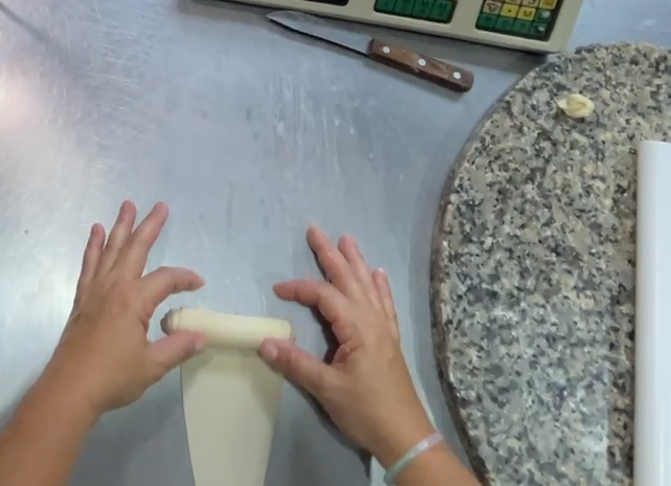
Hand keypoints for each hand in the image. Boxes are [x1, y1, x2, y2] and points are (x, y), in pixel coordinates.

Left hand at [40, 200, 205, 415]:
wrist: (71, 386)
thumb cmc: (113, 376)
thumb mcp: (153, 365)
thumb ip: (178, 347)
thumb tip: (201, 335)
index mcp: (134, 300)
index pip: (166, 279)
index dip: (185, 278)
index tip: (198, 283)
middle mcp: (114, 286)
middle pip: (135, 248)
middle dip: (149, 226)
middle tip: (160, 206)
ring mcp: (96, 289)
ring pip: (111, 249)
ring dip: (121, 226)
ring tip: (127, 205)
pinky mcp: (83, 296)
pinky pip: (89, 262)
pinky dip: (93, 245)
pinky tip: (96, 231)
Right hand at [259, 227, 434, 462]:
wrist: (407, 439)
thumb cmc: (366, 411)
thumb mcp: (327, 389)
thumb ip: (296, 364)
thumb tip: (264, 342)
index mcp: (357, 329)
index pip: (324, 296)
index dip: (299, 289)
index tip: (278, 290)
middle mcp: (372, 322)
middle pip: (349, 280)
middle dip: (331, 255)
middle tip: (315, 231)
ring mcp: (384, 331)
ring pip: (367, 287)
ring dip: (355, 262)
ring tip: (347, 240)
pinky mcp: (390, 342)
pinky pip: (384, 305)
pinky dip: (380, 287)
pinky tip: (378, 274)